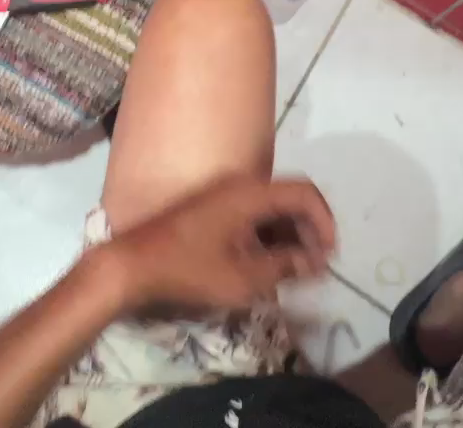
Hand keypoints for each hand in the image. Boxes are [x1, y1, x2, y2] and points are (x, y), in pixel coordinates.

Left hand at [94, 176, 336, 314]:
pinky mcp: (212, 207)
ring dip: (289, 233)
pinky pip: (252, 212)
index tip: (330, 255)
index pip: (304, 192)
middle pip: (289, 197)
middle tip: (316, 267)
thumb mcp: (243, 277)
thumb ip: (284, 266)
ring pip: (270, 206)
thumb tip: (315, 261)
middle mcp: (239, 184)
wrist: (133, 264)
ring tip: (297, 270)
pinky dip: (268, 234)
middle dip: (309, 229)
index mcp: (250, 192)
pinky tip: (269, 263)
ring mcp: (223, 194)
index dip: (324, 221)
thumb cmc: (188, 270)